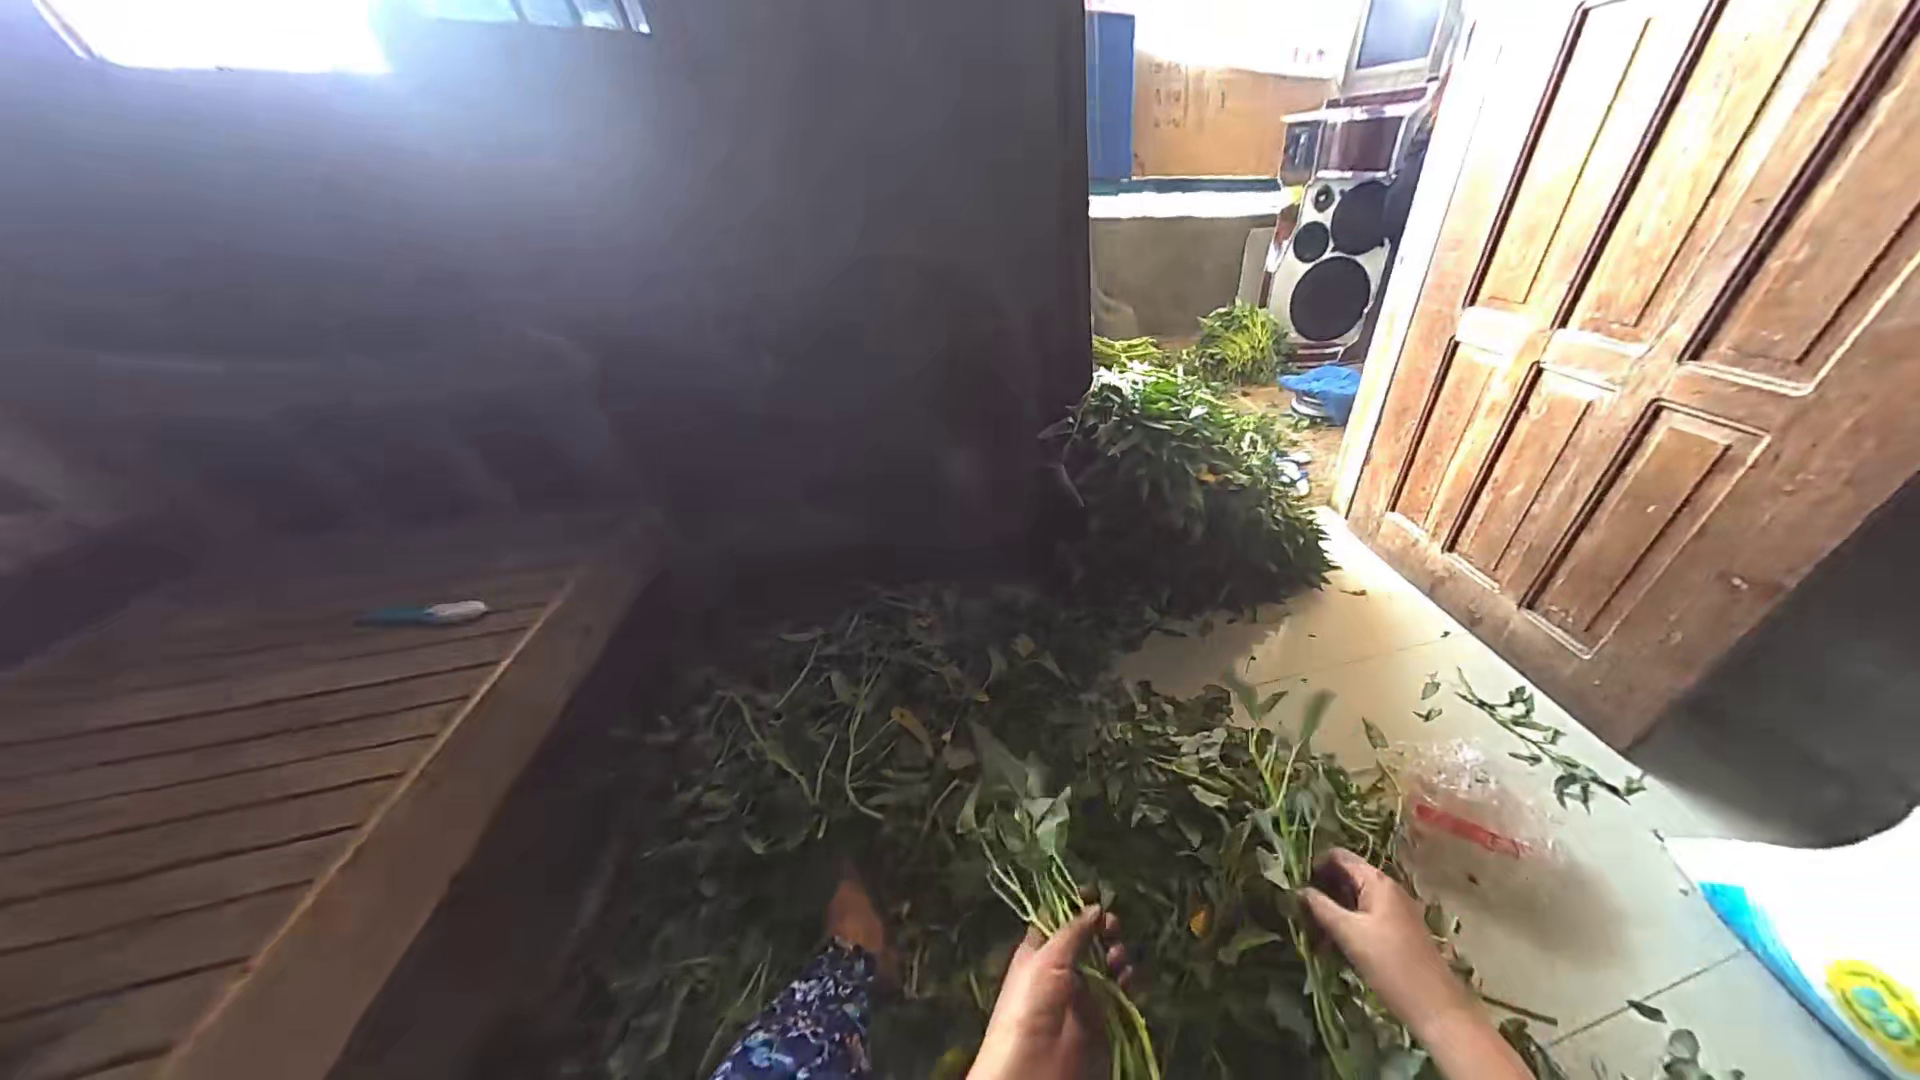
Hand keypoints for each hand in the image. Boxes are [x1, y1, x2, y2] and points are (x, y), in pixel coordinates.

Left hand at [967, 905, 1131, 1079]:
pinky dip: (1128, 980)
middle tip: (1112, 924)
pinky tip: (1128, 974)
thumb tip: (1095, 907)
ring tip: (1118, 952)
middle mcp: (1062, 968)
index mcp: (1039, 950)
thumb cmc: (1030, 1004)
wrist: (1035, 1071)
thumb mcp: (1047, 959)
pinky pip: (1120, 992)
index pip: (1059, 918)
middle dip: (1101, 927)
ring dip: (1115, 952)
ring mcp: (1083, 994)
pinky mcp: (1103, 1019)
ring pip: (1106, 962)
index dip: (1076, 904)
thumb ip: (1073, 932)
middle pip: (1087, 939)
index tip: (1096, 892)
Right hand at [1301, 849, 1528, 1079]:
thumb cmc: (1390, 964)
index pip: (1338, 855)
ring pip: (1353, 896)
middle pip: (1345, 874)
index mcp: (1377, 881)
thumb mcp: (1348, 933)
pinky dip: (1347, 919)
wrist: (1438, 1010)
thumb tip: (1298, 888)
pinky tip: (1334, 939)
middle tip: (1300, 905)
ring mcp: (1395, 909)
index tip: (1295, 881)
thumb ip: (1320, 906)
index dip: (1314, 863)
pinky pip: (1364, 913)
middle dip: (1322, 887)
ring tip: (1313, 925)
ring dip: (1333, 906)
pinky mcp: (1397, 928)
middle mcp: (1387, 888)